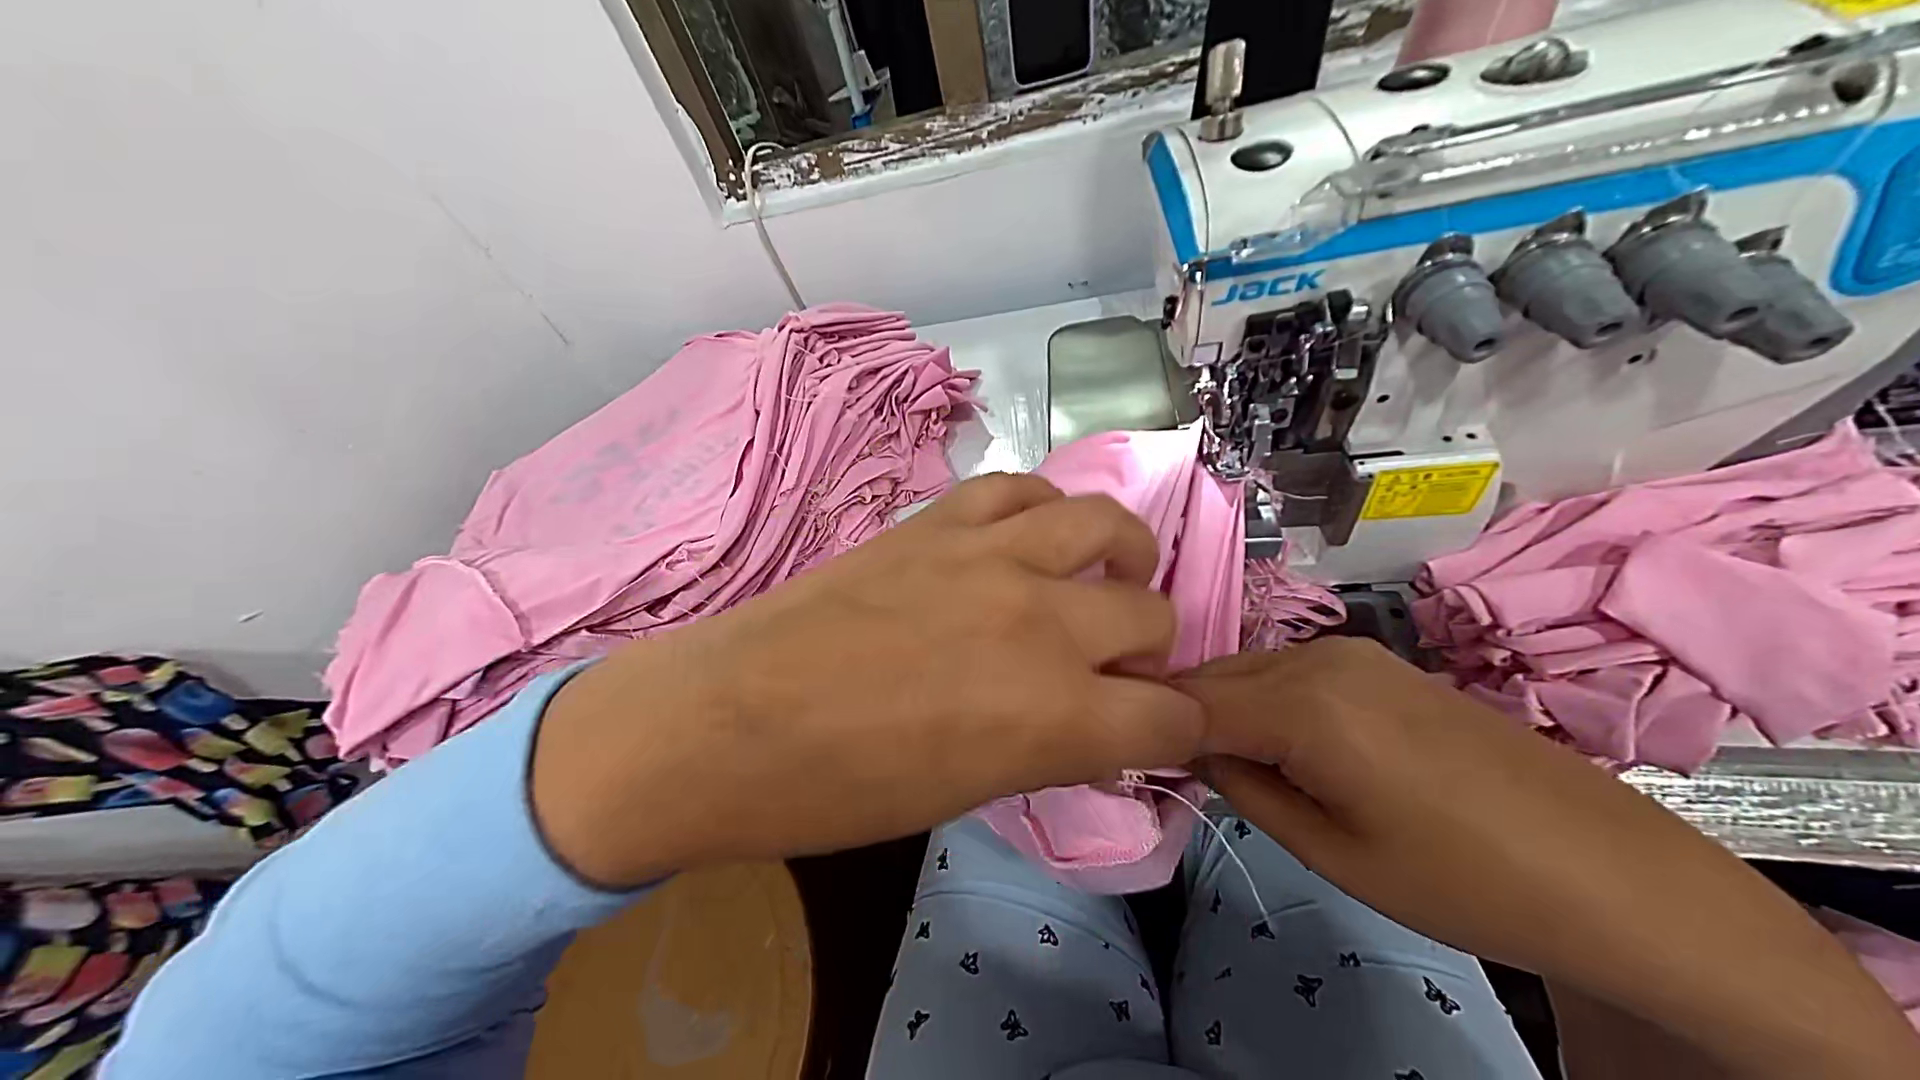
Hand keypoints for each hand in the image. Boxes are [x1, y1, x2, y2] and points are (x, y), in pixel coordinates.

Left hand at [530, 473, 1201, 887]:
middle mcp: (1043, 622)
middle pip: (1152, 615)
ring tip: (1102, 575)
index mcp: (1057, 716)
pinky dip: (1043, 510)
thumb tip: (1098, 726)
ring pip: (1107, 524)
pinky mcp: (941, 520)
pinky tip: (1033, 533)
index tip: (1152, 730)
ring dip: (1121, 558)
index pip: (1172, 719)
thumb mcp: (971, 791)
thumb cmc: (844, 788)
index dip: (1173, 730)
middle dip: (1146, 651)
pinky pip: (1021, 486)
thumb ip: (1053, 748)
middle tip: (1108, 665)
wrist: (731, 721)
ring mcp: (992, 555)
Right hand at [1181, 639, 1919, 1078]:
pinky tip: (1276, 741)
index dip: (1148, 726)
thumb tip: (1194, 750)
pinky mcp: (1379, 661)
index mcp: (1304, 703)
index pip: (1187, 702)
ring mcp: (1354, 651)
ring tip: (1219, 758)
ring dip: (1221, 705)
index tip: (1125, 755)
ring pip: (1249, 668)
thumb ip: (1245, 787)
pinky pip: (1289, 670)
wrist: (1612, 871)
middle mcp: (1321, 656)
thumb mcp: (1331, 851)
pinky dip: (1262, 699)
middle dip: (1180, 712)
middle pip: (1214, 674)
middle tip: (1166, 762)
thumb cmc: (1462, 877)